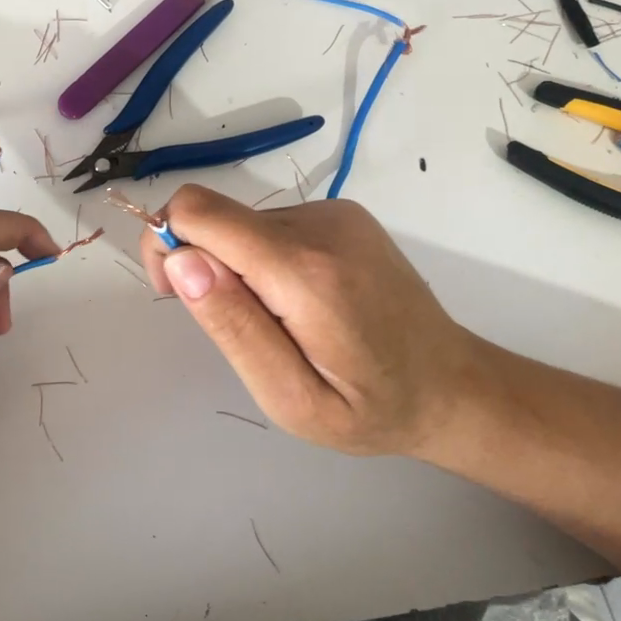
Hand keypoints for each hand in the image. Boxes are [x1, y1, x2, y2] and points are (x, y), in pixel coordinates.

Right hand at [139, 185, 491, 457]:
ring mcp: (334, 213)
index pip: (197, 212)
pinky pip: (268, 224)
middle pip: (214, 217)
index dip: (165, 243)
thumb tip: (181, 259)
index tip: (173, 292)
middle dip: (201, 264)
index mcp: (303, 270)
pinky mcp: (341, 214)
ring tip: (278, 320)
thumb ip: (232, 326)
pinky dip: (261, 258)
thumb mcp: (289, 397)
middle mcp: (319, 224)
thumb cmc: (370, 409)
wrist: (455, 388)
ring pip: (240, 223)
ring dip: (236, 266)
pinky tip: (298, 302)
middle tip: (234, 325)